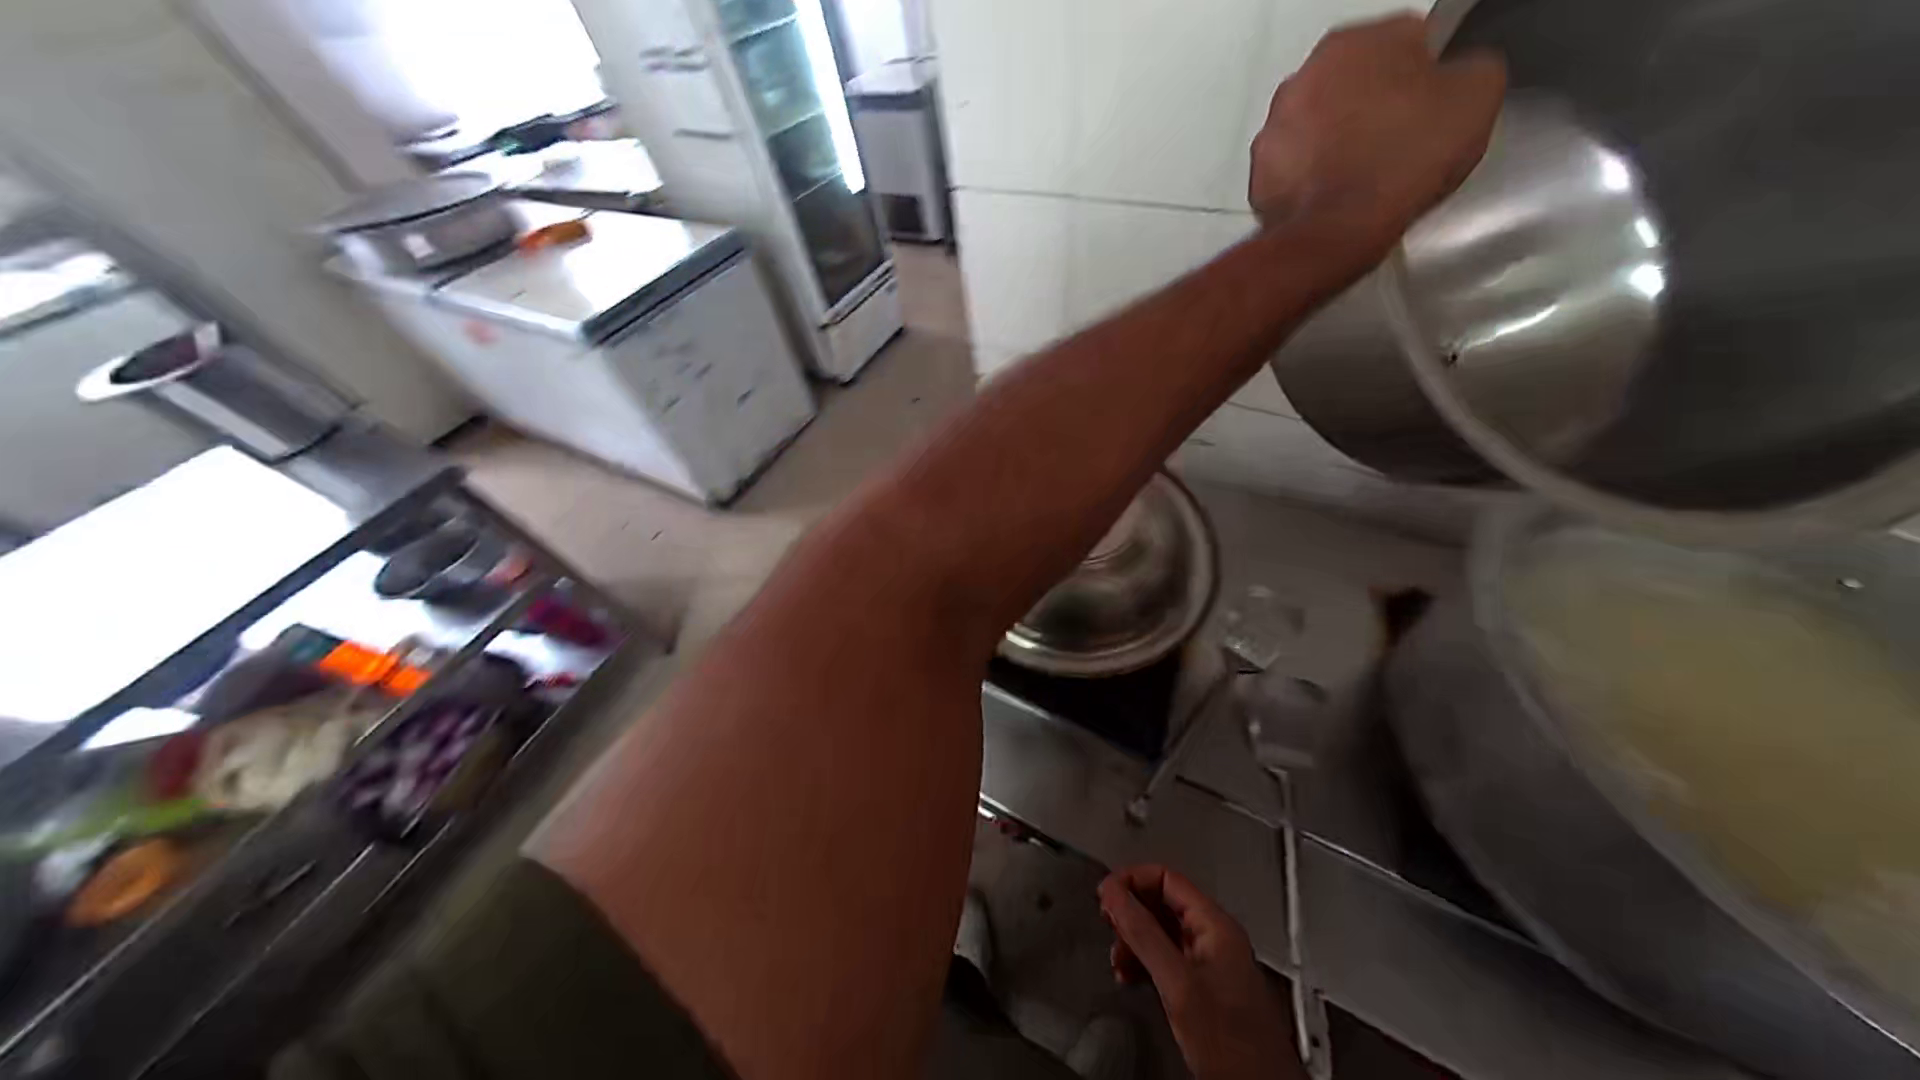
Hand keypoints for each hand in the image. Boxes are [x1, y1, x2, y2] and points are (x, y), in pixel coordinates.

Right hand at [1098, 865, 1301, 1079]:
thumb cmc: (1233, 1046)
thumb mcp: (1177, 982)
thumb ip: (1143, 933)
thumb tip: (1113, 892)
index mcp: (1215, 925)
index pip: (1166, 878)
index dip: (1132, 881)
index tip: (1105, 895)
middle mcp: (1215, 938)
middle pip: (1163, 902)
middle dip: (1130, 911)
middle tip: (1108, 924)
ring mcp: (1211, 963)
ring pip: (1162, 931)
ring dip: (1134, 940)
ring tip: (1118, 958)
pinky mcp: (1204, 988)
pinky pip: (1167, 958)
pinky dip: (1144, 962)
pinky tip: (1131, 976)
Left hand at [1249, 12, 1505, 262]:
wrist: (1338, 229)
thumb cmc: (1402, 158)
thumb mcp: (1477, 92)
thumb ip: (1469, 67)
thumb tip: (1458, 74)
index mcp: (1354, 41)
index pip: (1405, 41)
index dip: (1426, 75)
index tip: (1431, 107)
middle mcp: (1301, 78)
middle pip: (1352, 85)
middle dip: (1374, 106)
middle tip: (1398, 142)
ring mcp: (1272, 130)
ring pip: (1317, 127)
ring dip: (1336, 142)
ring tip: (1364, 173)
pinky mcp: (1257, 177)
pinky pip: (1293, 170)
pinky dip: (1310, 178)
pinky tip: (1333, 195)